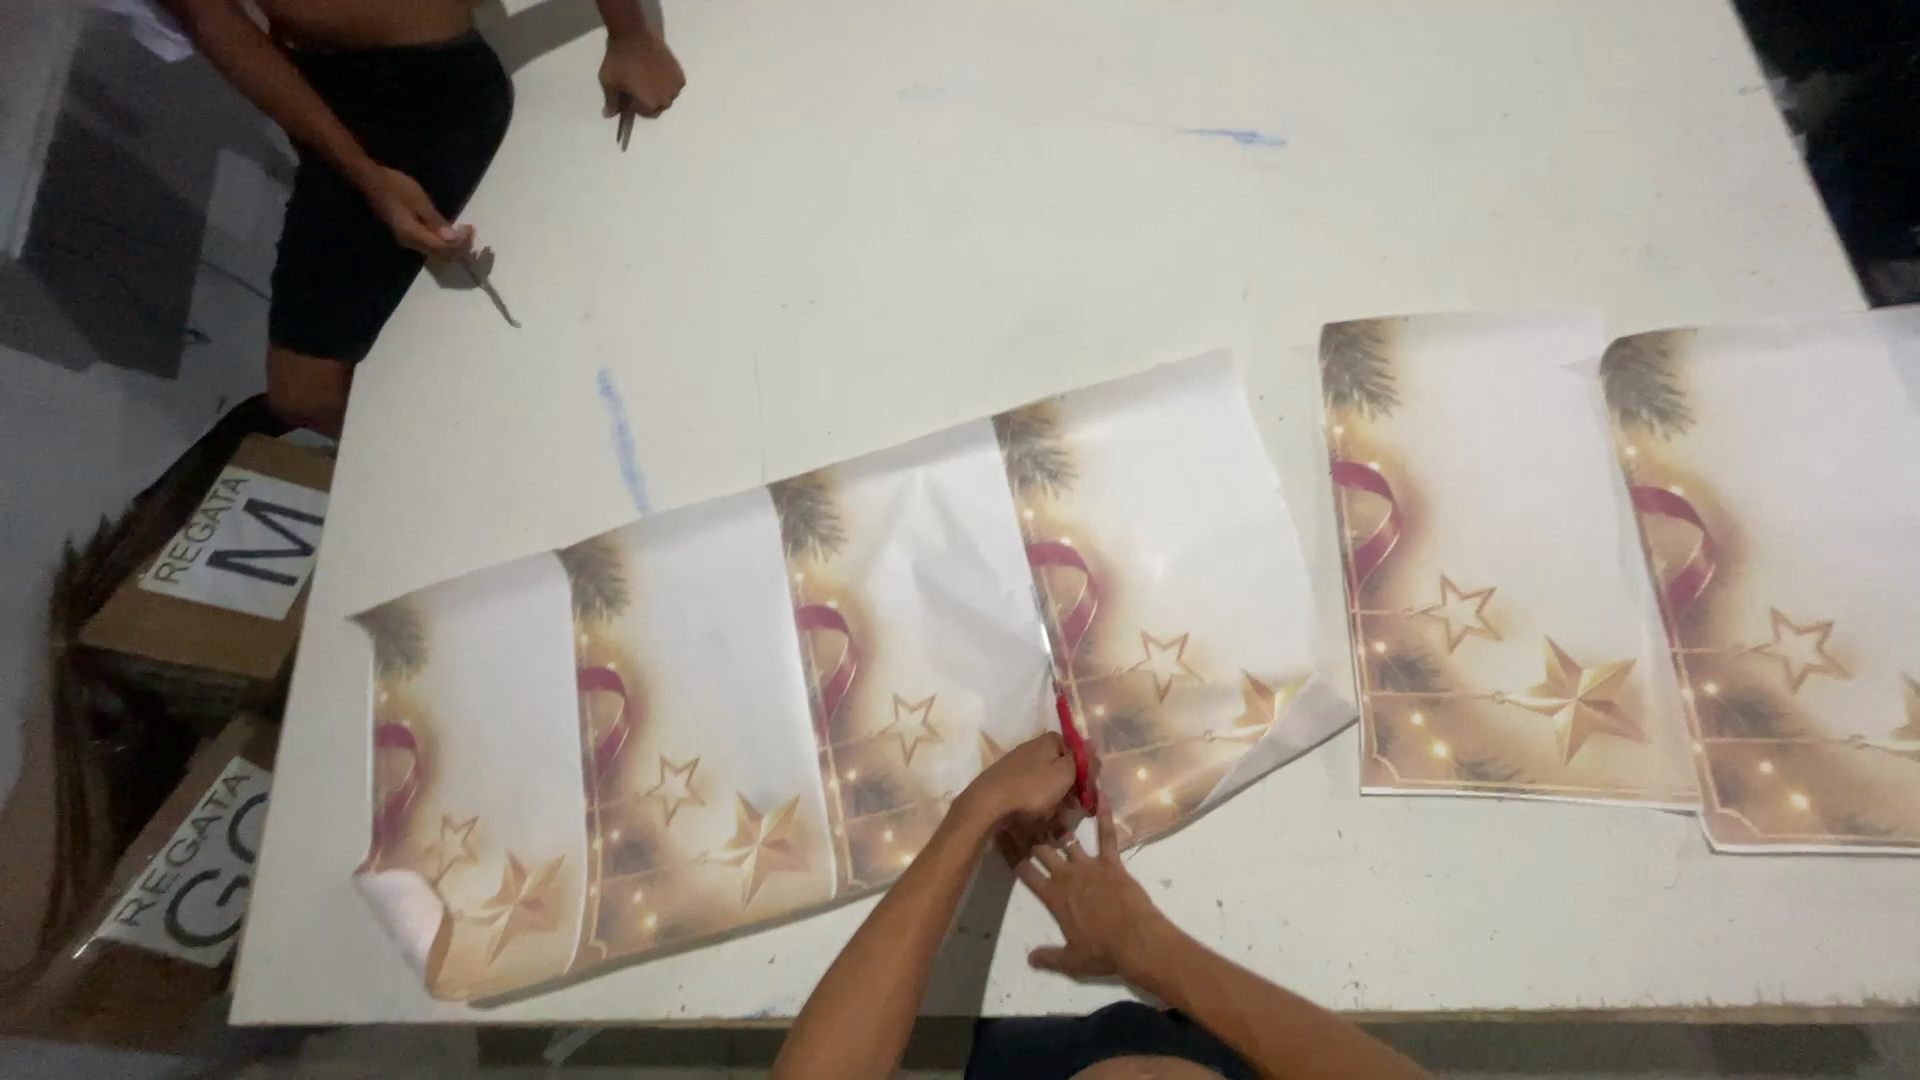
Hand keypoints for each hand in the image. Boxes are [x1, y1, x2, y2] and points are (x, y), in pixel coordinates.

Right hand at [356, 165, 472, 256]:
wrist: (370, 180)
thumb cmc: (394, 186)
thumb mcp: (418, 200)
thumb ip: (435, 221)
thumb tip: (452, 238)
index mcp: (412, 234)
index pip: (444, 247)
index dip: (461, 242)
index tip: (471, 229)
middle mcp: (410, 243)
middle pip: (443, 254)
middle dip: (461, 246)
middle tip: (471, 231)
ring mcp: (409, 241)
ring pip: (438, 252)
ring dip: (455, 246)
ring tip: (465, 232)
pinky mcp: (409, 236)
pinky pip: (432, 246)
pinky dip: (446, 242)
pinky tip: (453, 233)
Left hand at [600, 27, 683, 119]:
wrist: (632, 33)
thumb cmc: (619, 59)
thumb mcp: (608, 81)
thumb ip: (611, 101)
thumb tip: (609, 116)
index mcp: (650, 106)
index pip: (644, 113)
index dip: (635, 104)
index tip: (628, 93)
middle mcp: (666, 101)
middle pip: (657, 107)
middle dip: (648, 99)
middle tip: (639, 84)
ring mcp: (675, 89)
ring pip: (667, 97)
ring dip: (659, 91)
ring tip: (649, 76)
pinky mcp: (680, 77)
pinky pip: (674, 86)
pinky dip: (668, 83)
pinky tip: (659, 72)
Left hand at [952, 733, 1084, 840]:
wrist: (988, 805)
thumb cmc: (1031, 789)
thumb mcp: (1064, 773)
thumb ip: (1082, 760)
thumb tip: (1093, 743)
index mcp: (1047, 742)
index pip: (1074, 749)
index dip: (1084, 768)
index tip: (1088, 787)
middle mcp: (1032, 750)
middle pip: (1060, 768)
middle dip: (1071, 789)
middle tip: (1076, 808)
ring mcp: (1018, 767)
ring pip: (1047, 784)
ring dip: (1057, 802)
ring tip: (1058, 822)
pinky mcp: (1007, 784)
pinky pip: (1031, 795)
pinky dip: (1039, 807)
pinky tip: (1039, 821)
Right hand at [1005, 803, 1167, 981]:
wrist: (1136, 941)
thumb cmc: (1102, 952)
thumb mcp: (1072, 962)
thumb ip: (1048, 957)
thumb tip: (1029, 958)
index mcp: (1054, 897)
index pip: (1026, 872)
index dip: (1011, 854)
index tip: (1000, 836)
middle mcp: (1067, 875)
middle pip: (1043, 850)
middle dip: (1030, 833)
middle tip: (1021, 815)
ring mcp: (1089, 865)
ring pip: (1069, 839)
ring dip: (1058, 823)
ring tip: (1049, 805)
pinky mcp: (1112, 862)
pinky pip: (1107, 836)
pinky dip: (1104, 816)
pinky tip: (1101, 795)